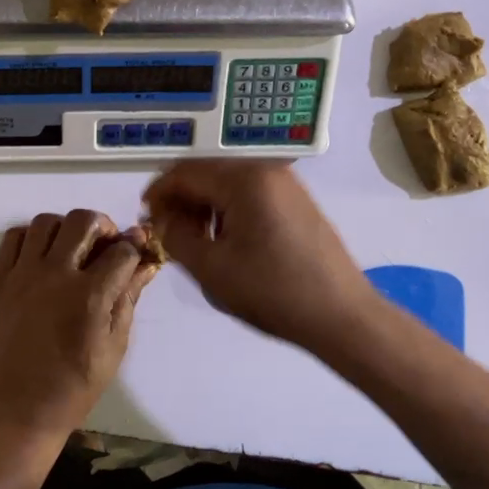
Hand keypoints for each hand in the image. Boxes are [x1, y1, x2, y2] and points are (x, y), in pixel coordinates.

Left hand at [0, 209, 156, 433]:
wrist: (25, 404)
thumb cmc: (78, 382)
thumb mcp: (116, 343)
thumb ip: (129, 297)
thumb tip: (147, 262)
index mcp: (89, 295)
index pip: (120, 251)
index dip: (135, 245)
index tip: (139, 247)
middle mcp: (56, 274)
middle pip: (82, 221)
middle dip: (103, 225)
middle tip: (107, 243)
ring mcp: (25, 273)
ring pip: (46, 221)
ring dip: (66, 227)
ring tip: (74, 247)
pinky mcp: (2, 279)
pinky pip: (14, 237)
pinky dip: (31, 236)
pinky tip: (43, 254)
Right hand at [144, 160, 378, 352]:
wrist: (344, 318)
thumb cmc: (273, 292)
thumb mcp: (211, 268)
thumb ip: (175, 236)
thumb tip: (161, 217)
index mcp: (243, 179)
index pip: (184, 172)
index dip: (158, 192)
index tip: (145, 217)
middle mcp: (265, 169)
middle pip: (207, 173)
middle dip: (181, 199)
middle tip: (167, 231)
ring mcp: (285, 183)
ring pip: (227, 183)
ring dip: (204, 205)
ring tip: (196, 240)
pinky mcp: (297, 201)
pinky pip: (250, 193)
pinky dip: (229, 209)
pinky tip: (226, 241)